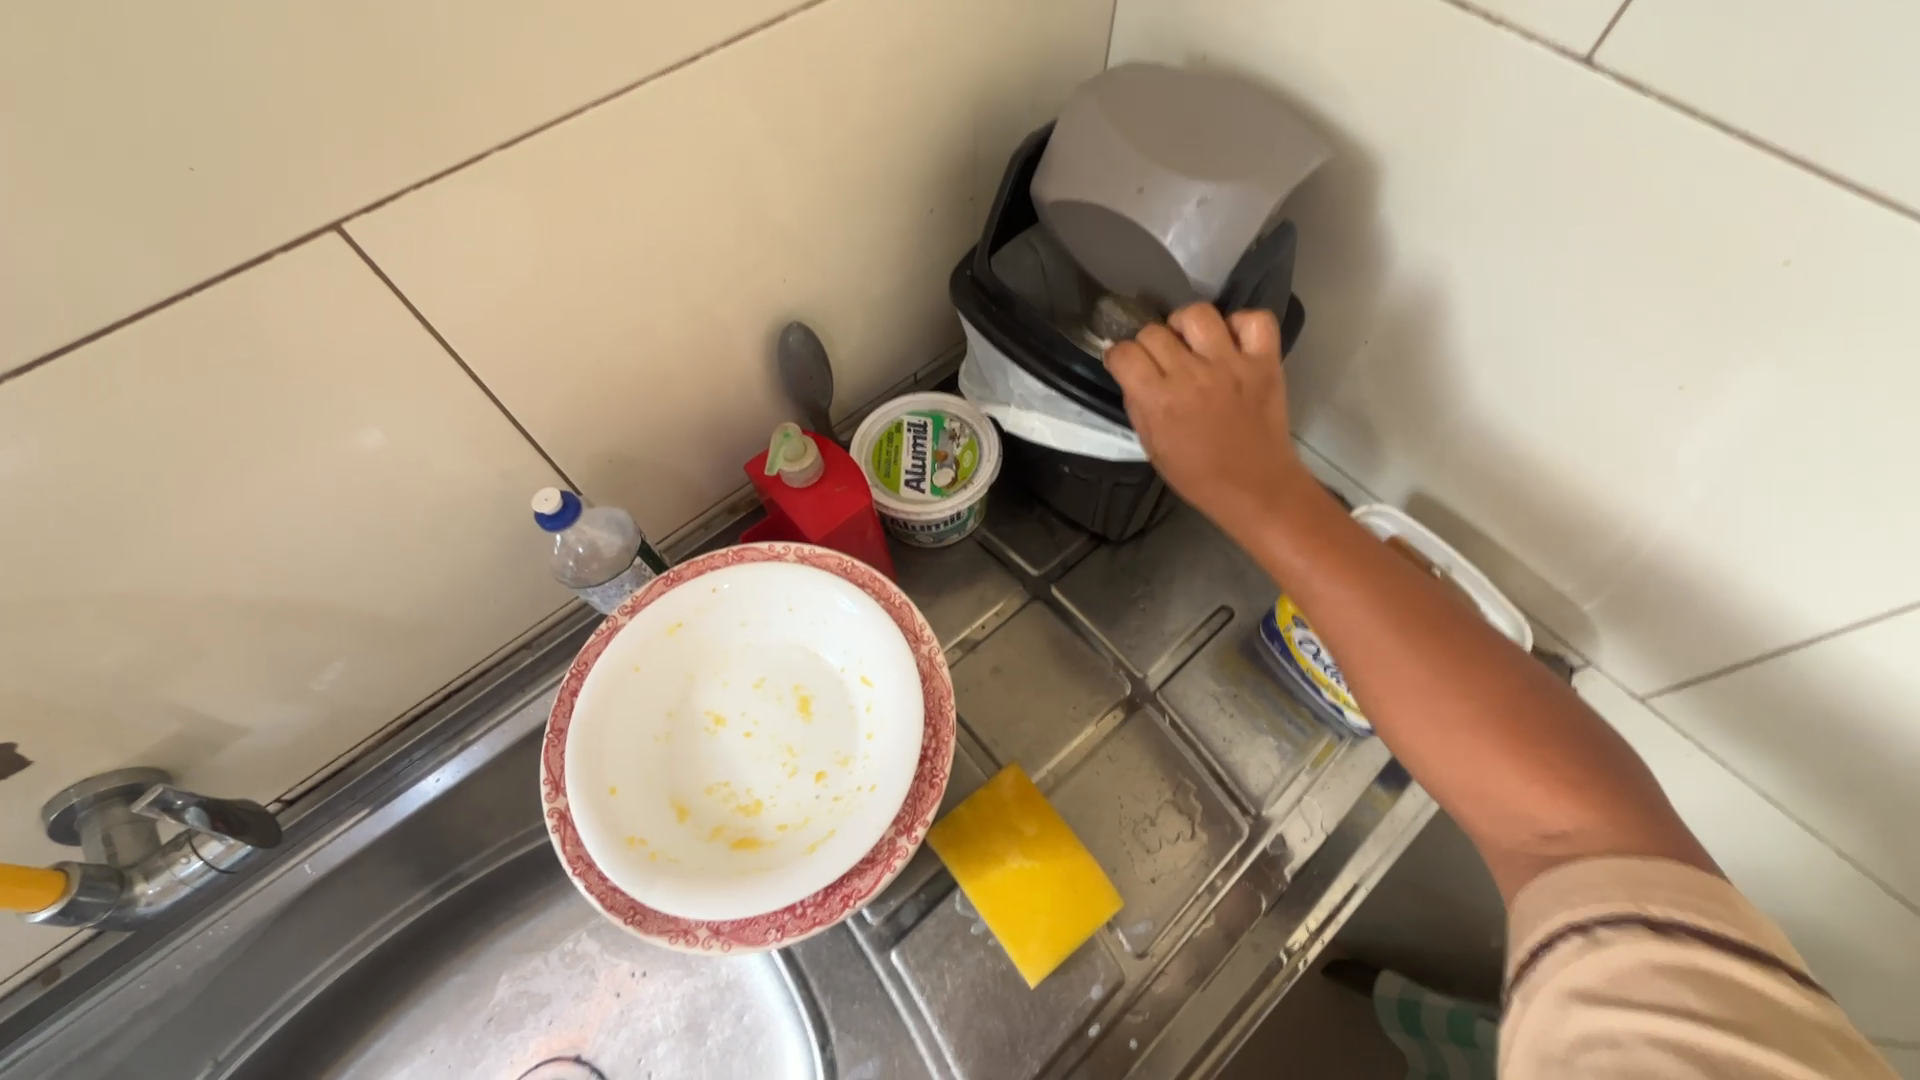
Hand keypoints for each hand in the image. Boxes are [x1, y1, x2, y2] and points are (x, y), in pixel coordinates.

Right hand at [1103, 303, 1310, 534]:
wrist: (1254, 487)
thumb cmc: (1196, 474)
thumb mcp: (1151, 446)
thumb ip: (1138, 406)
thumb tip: (1131, 375)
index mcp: (1159, 400)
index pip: (1124, 353)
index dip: (1119, 357)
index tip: (1126, 367)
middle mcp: (1192, 374)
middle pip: (1155, 331)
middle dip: (1149, 344)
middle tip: (1160, 362)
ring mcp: (1231, 364)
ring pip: (1198, 314)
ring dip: (1186, 325)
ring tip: (1191, 344)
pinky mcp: (1265, 362)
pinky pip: (1253, 320)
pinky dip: (1241, 323)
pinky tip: (1231, 343)